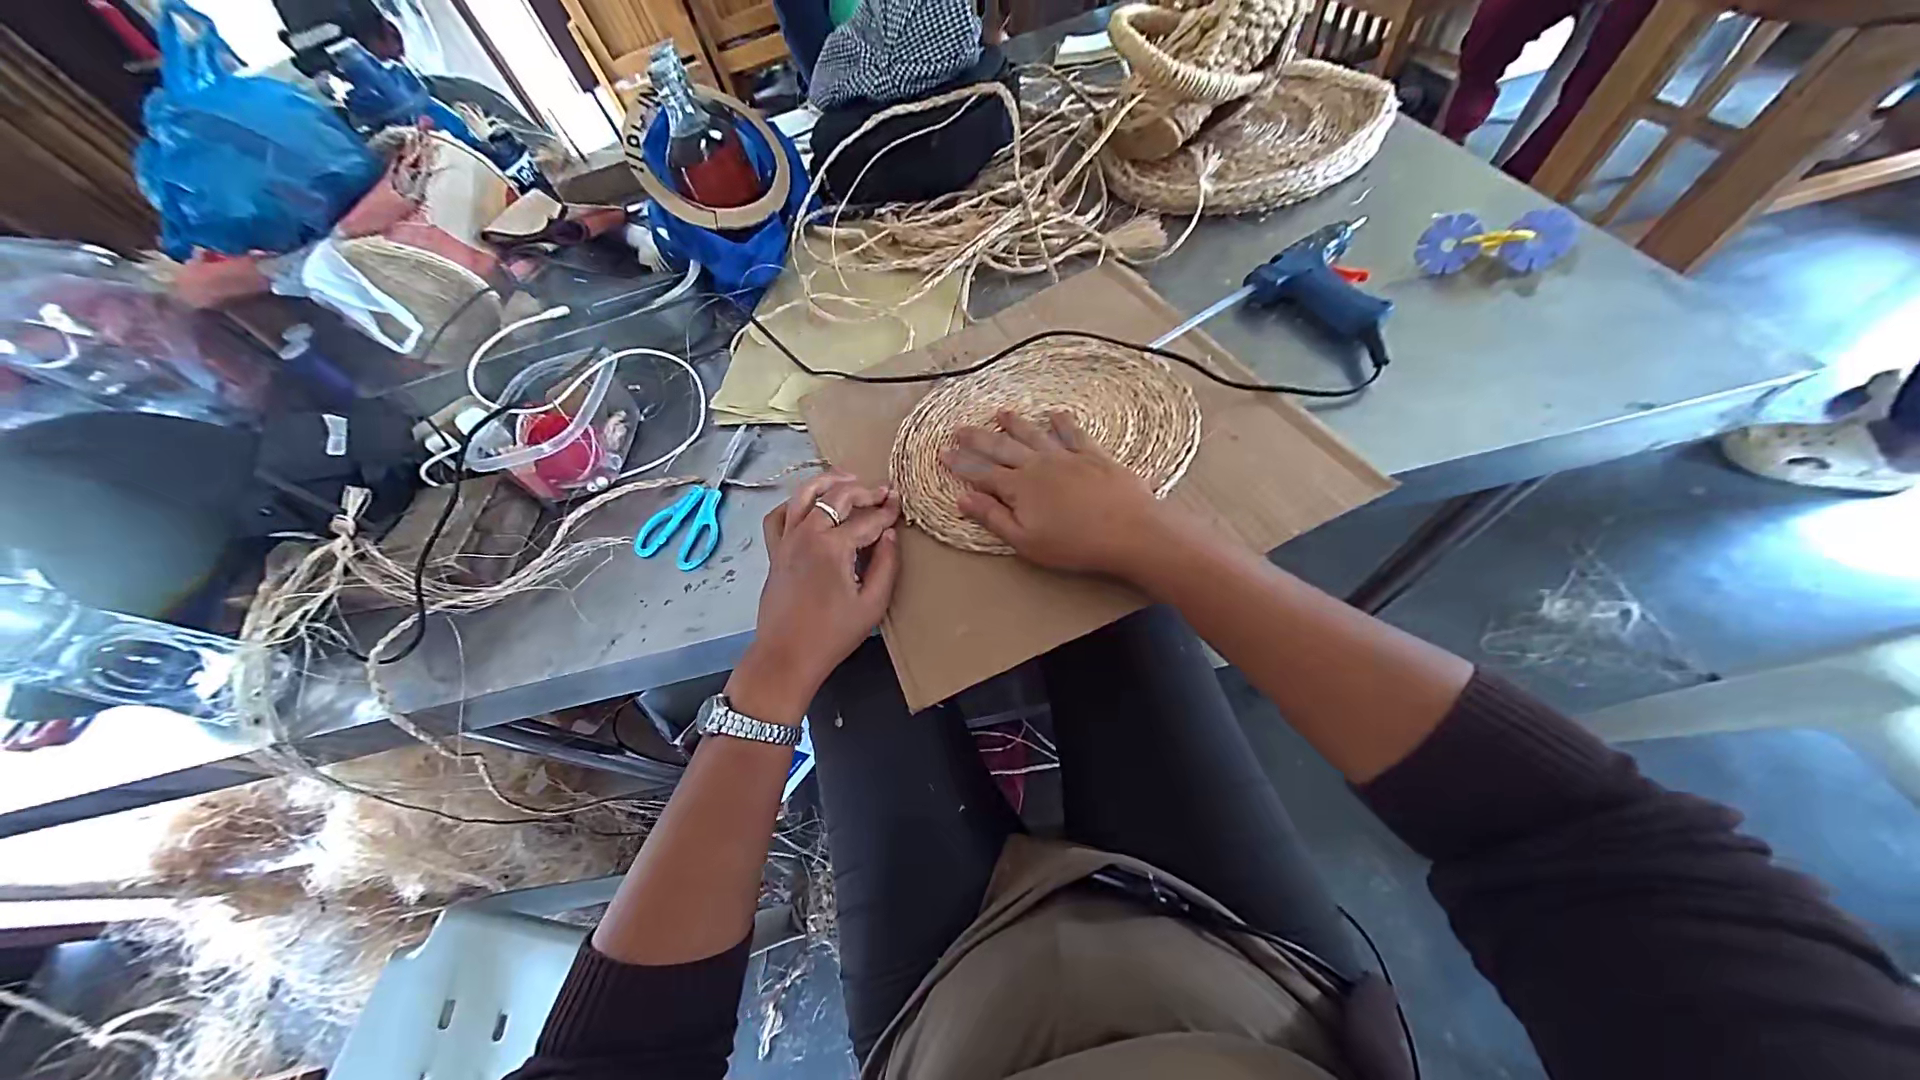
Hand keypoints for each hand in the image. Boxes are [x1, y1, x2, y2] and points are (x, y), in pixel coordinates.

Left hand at [727, 472, 900, 723]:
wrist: (786, 656)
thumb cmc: (832, 634)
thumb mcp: (872, 604)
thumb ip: (886, 565)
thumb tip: (890, 535)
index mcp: (833, 547)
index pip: (867, 519)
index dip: (887, 511)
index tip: (900, 504)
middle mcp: (807, 534)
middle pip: (837, 496)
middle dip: (864, 490)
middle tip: (883, 491)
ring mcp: (786, 540)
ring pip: (804, 495)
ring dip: (828, 482)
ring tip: (847, 478)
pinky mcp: (774, 551)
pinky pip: (779, 515)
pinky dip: (794, 504)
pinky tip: (809, 505)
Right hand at [943, 409, 1192, 579]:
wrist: (1130, 532)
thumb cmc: (1075, 544)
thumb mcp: (1025, 541)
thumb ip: (993, 517)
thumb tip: (962, 500)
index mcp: (1019, 488)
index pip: (981, 472)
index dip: (960, 463)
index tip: (943, 453)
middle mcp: (1039, 465)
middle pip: (1002, 448)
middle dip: (978, 438)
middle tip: (959, 428)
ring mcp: (1067, 457)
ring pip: (1034, 435)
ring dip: (1015, 424)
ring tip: (1000, 413)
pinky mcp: (1094, 456)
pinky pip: (1073, 434)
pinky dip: (1062, 423)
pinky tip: (1055, 414)